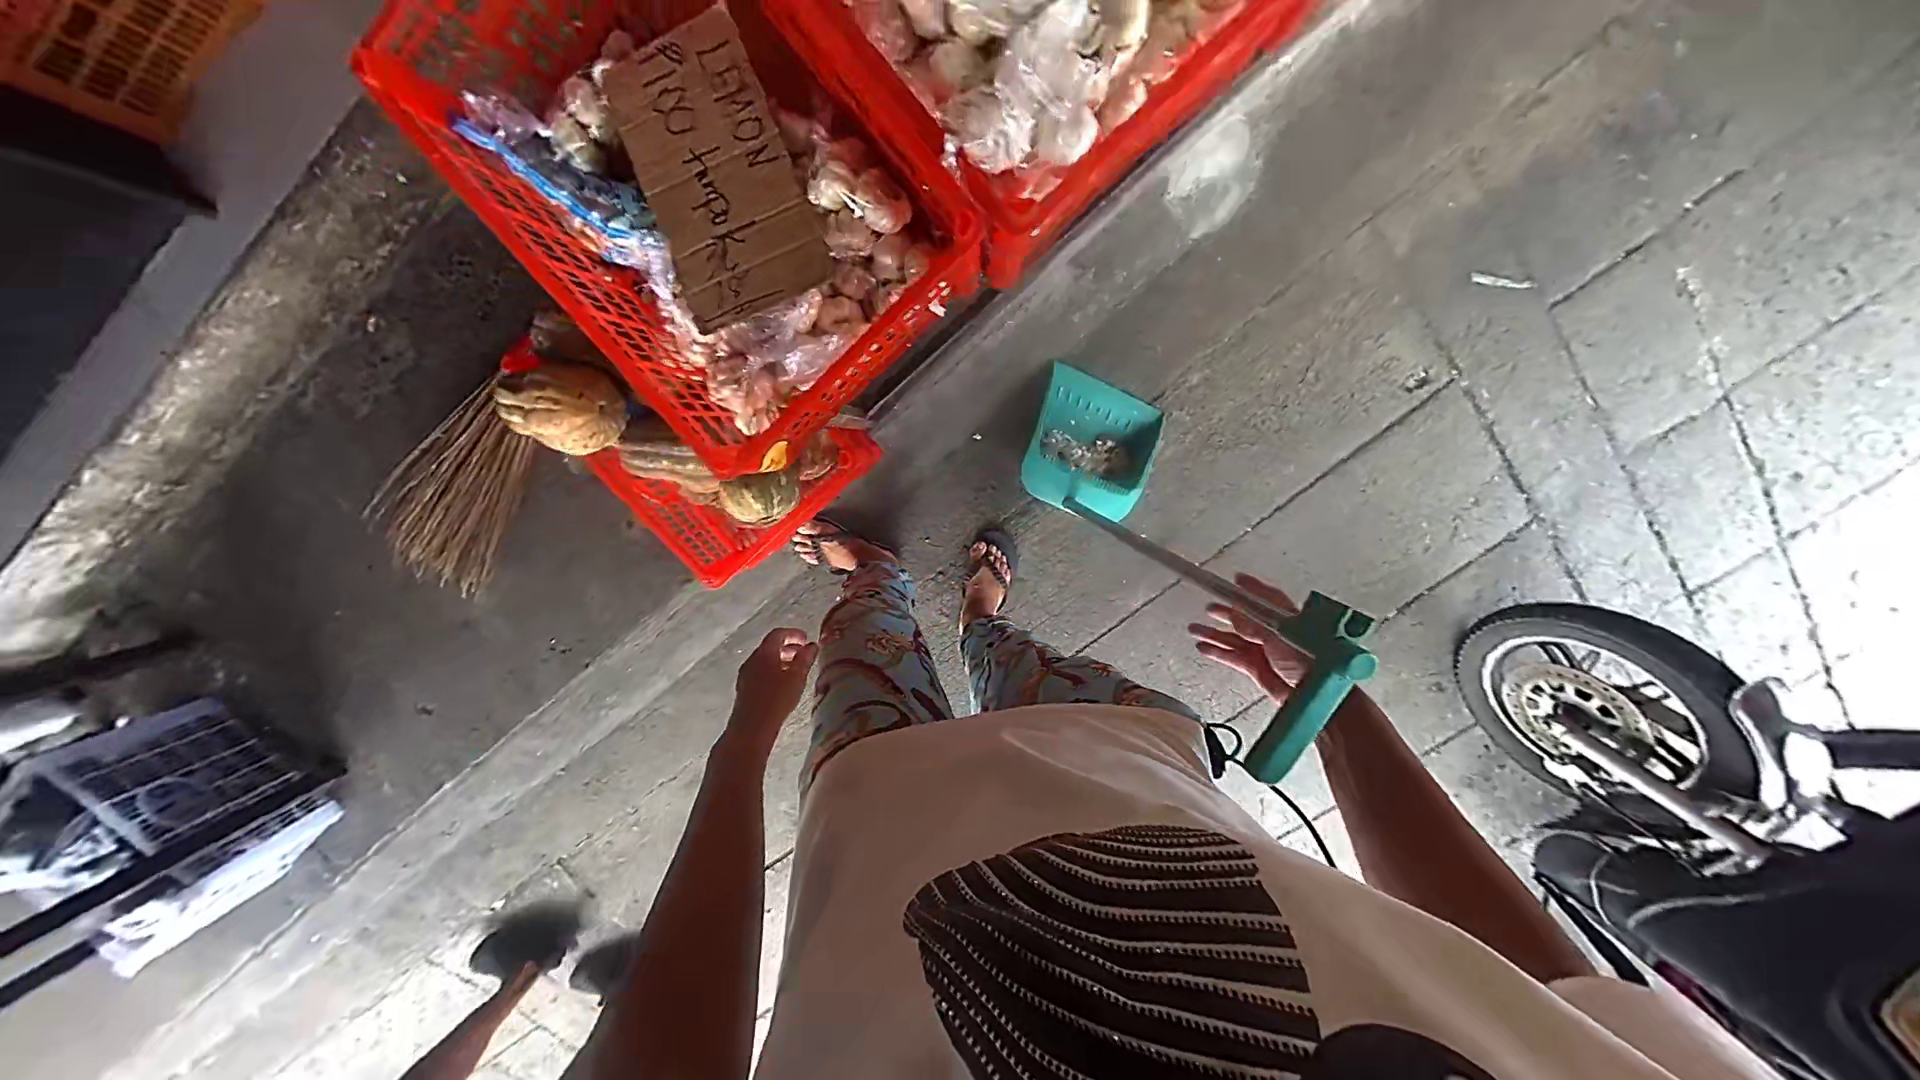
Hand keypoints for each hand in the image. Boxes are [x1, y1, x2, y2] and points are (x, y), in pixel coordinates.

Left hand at [727, 628, 818, 749]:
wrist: (751, 727)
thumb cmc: (777, 699)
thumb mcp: (797, 677)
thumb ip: (805, 659)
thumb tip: (812, 645)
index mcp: (764, 652)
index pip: (778, 634)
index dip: (793, 634)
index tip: (806, 638)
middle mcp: (752, 659)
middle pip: (770, 646)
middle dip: (787, 647)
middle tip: (803, 653)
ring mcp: (745, 674)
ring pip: (764, 660)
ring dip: (780, 659)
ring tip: (795, 670)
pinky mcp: (743, 687)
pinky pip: (759, 671)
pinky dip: (772, 670)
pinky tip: (782, 684)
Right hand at [1187, 574, 1309, 704]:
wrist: (1314, 695)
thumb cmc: (1313, 665)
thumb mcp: (1279, 635)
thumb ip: (1254, 625)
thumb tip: (1235, 616)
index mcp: (1285, 619)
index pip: (1264, 599)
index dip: (1250, 589)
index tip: (1236, 581)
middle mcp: (1274, 633)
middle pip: (1244, 618)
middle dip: (1226, 611)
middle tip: (1211, 606)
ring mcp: (1264, 651)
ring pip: (1233, 638)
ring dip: (1214, 632)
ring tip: (1196, 628)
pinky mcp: (1256, 667)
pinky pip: (1231, 656)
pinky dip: (1216, 651)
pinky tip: (1204, 647)